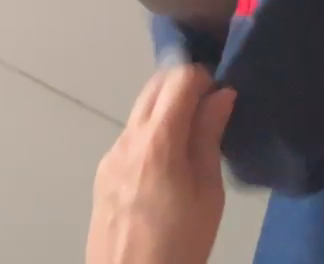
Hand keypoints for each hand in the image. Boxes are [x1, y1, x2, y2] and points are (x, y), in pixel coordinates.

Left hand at [88, 65, 236, 263]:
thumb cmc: (179, 246)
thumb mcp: (208, 193)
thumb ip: (210, 135)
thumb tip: (222, 94)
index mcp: (157, 140)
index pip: (180, 77)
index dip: (204, 78)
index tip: (220, 98)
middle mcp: (128, 139)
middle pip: (155, 85)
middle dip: (183, 85)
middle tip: (208, 112)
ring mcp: (110, 156)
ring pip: (141, 110)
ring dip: (166, 109)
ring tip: (190, 143)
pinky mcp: (102, 175)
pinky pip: (131, 137)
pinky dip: (152, 133)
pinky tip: (166, 169)